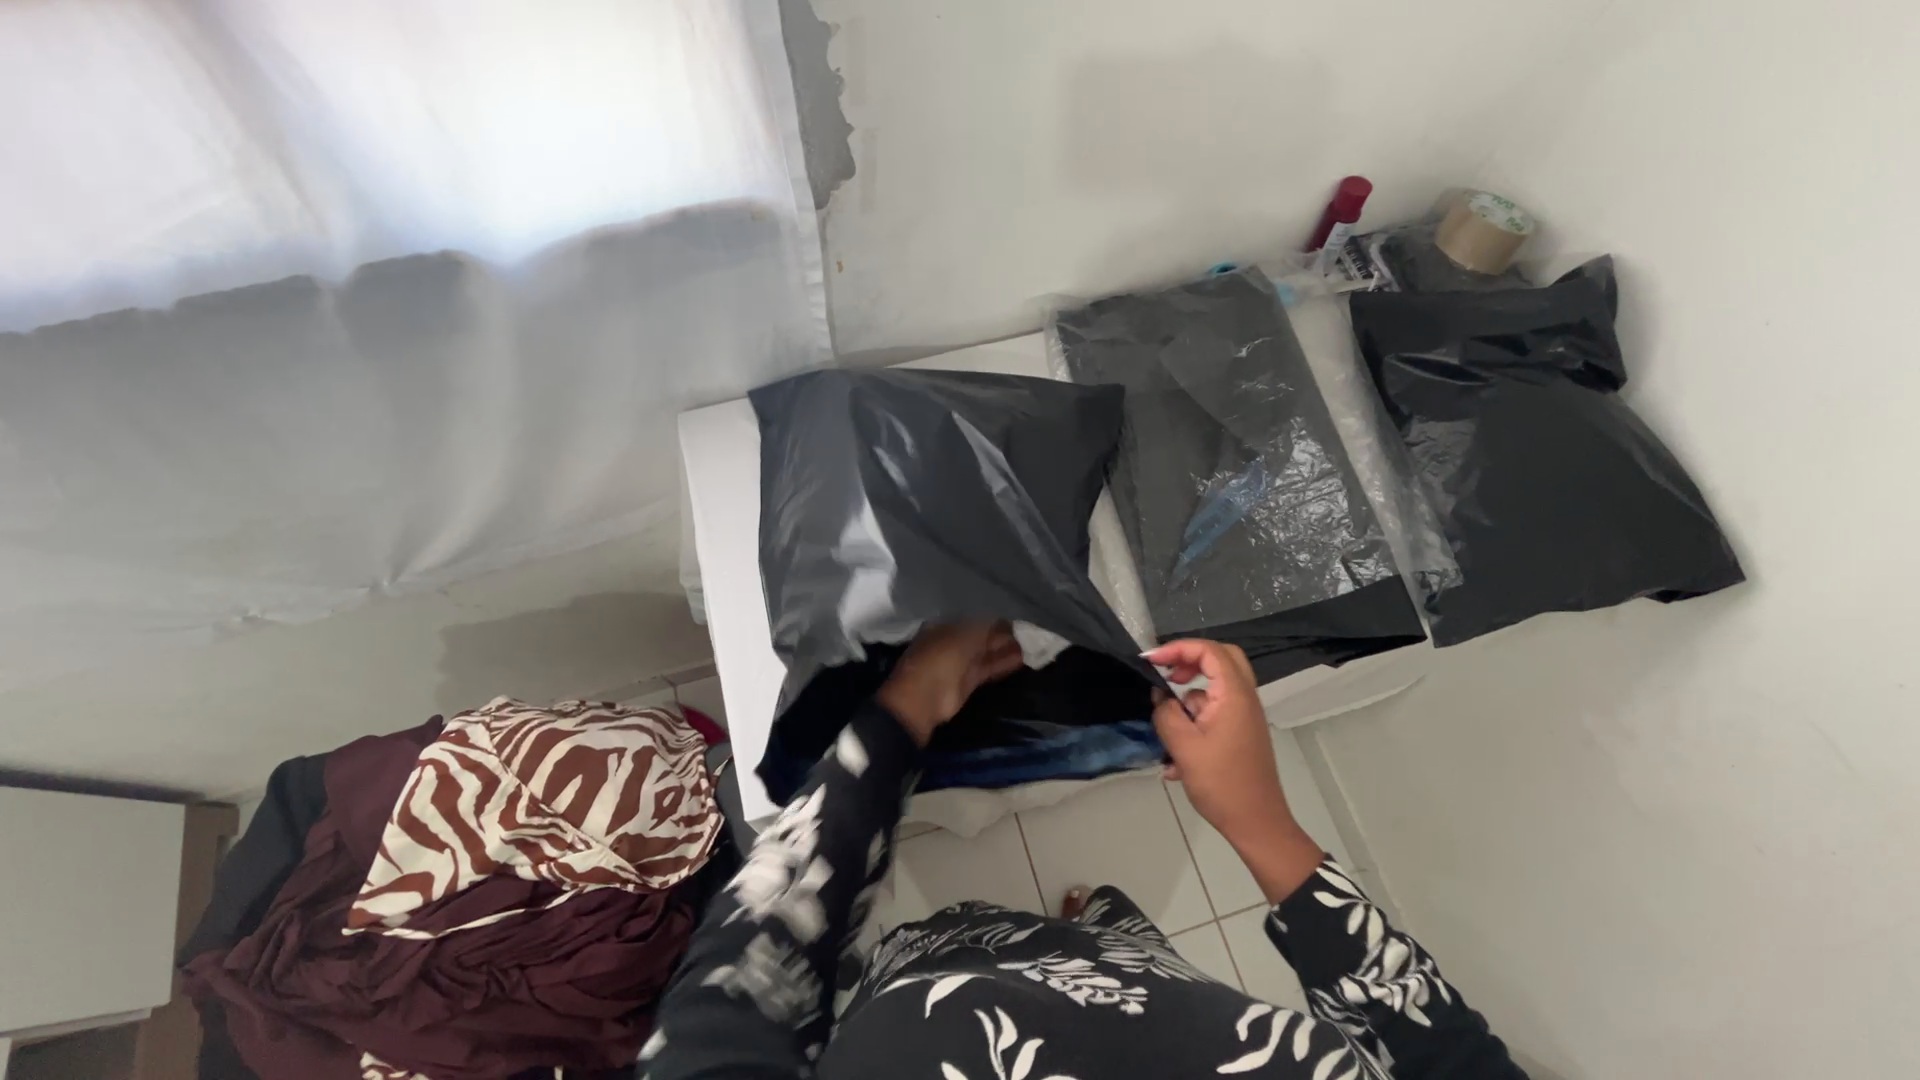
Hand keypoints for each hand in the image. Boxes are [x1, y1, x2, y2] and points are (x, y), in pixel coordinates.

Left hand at [877, 621, 1024, 745]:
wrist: (923, 700)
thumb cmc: (940, 658)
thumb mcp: (964, 635)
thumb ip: (985, 627)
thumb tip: (1003, 622)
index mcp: (944, 626)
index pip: (974, 620)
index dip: (994, 621)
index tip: (1016, 621)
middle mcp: (951, 643)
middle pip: (981, 637)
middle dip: (1003, 635)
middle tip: (1030, 633)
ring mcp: (959, 664)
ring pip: (986, 654)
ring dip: (1006, 650)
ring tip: (1033, 646)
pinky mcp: (967, 684)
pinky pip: (988, 669)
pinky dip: (1003, 664)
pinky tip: (1022, 659)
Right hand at [1148, 639, 1323, 902]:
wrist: (1256, 823)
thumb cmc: (1221, 783)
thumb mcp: (1183, 746)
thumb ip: (1166, 713)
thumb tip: (1161, 697)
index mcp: (1234, 695)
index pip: (1208, 651)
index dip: (1178, 648)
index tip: (1151, 661)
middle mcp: (1244, 699)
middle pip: (1220, 659)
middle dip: (1189, 660)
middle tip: (1167, 673)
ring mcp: (1244, 716)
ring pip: (1216, 687)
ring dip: (1189, 696)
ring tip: (1166, 721)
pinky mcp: (1241, 733)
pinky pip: (1215, 711)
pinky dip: (1194, 719)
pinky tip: (1175, 755)